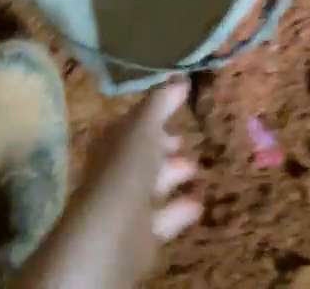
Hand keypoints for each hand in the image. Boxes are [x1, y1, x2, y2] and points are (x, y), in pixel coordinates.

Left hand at [18, 81, 200, 288]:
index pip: (132, 124)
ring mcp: (127, 202)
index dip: (152, 116)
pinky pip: (164, 216)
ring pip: (153, 184)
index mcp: (111, 141)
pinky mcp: (141, 232)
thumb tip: (181, 78)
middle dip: (163, 146)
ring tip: (196, 168)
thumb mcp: (145, 125)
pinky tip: (198, 202)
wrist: (114, 228)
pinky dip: (180, 208)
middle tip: (184, 140)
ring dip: (174, 175)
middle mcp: (115, 169)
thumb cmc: (126, 166)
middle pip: (142, 153)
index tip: (175, 108)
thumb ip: (162, 102)